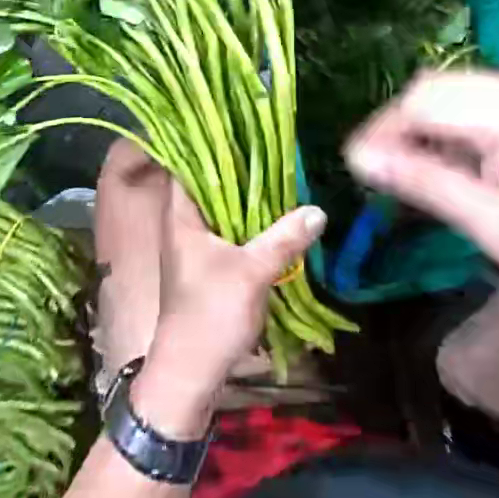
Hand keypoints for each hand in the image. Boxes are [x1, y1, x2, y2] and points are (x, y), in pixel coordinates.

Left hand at [99, 141, 324, 436]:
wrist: (190, 372)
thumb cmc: (210, 313)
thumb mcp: (251, 273)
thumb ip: (284, 238)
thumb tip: (318, 210)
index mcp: (180, 215)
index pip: (186, 163)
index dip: (208, 142)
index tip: (239, 125)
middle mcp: (183, 223)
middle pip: (208, 183)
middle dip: (237, 167)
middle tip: (270, 146)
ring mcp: (195, 244)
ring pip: (221, 208)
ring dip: (245, 196)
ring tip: (278, 174)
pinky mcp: (208, 264)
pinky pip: (229, 230)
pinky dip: (248, 221)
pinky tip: (274, 216)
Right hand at [345, 71, 498, 352]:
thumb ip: (424, 181)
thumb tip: (357, 155)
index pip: (419, 98)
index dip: (380, 131)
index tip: (356, 171)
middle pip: (445, 90)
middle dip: (407, 129)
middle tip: (388, 180)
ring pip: (475, 101)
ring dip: (440, 134)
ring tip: (428, 182)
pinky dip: (475, 139)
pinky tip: (482, 177)